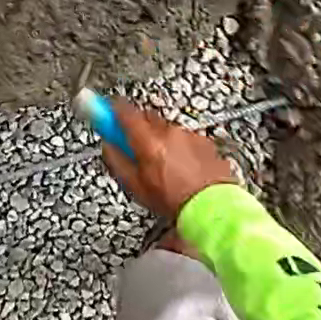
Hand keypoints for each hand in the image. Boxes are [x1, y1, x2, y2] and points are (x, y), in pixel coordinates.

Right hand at [99, 99, 238, 222]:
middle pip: (146, 118)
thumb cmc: (175, 203)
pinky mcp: (203, 140)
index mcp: (148, 142)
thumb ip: (117, 161)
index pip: (124, 111)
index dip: (113, 110)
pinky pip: (184, 138)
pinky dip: (180, 147)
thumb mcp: (136, 187)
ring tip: (164, 167)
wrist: (214, 209)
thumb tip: (107, 145)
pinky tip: (182, 168)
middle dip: (138, 129)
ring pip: (166, 129)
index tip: (106, 112)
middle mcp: (169, 132)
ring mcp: (188, 134)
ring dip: (161, 140)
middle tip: (136, 148)